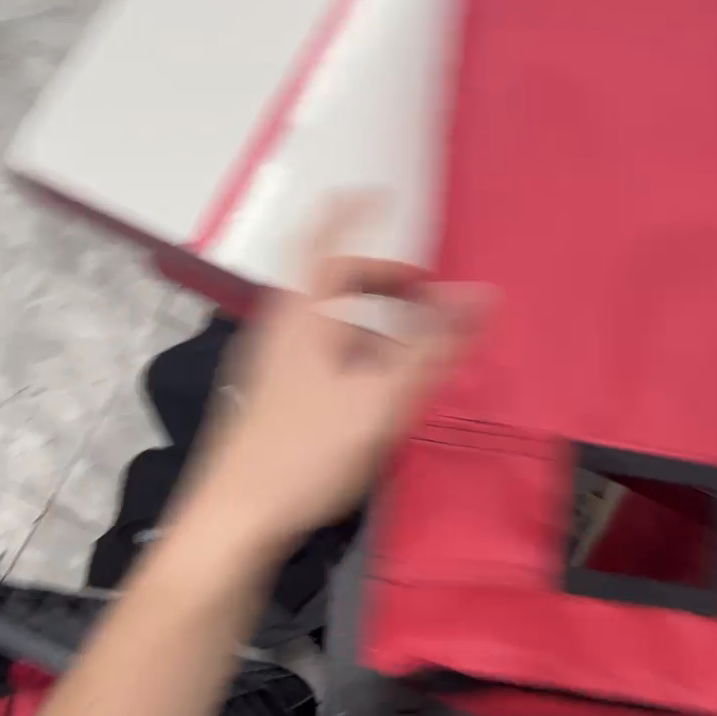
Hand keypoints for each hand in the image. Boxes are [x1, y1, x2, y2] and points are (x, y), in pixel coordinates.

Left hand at [178, 197, 487, 557]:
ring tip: (412, 342)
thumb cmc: (304, 454)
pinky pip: (324, 358)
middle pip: (329, 286)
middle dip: (376, 279)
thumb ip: (431, 346)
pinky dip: (357, 354)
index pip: (323, 242)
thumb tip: (480, 295)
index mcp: (303, 317)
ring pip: (327, 325)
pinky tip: (379, 390)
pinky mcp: (276, 402)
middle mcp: (282, 332)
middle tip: (422, 291)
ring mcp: (274, 368)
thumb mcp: (379, 400)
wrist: (236, 519)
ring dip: (369, 320)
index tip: (379, 196)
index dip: (350, 213)